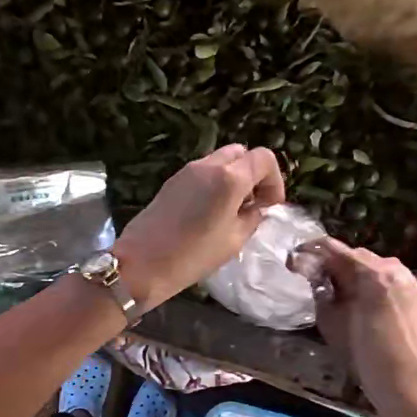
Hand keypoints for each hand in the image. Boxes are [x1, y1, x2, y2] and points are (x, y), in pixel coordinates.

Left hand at [113, 144, 283, 310]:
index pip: (264, 158)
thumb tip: (257, 207)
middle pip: (241, 153)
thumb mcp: (233, 240)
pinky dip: (214, 183)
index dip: (274, 180)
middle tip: (252, 205)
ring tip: (231, 211)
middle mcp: (208, 165)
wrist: (142, 263)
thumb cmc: (193, 256)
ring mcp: (186, 171)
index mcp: (229, 178)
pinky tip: (209, 213)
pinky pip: (202, 173)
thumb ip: (252, 217)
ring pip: (220, 161)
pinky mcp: (172, 181)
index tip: (270, 206)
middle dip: (253, 175)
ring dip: (233, 178)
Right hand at [309, 238, 416, 410]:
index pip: (332, 248)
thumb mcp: (331, 320)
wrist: (407, 381)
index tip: (293, 259)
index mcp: (369, 271)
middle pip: (354, 255)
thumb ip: (320, 291)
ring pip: (372, 266)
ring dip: (352, 272)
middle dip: (333, 262)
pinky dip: (369, 282)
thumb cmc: (363, 353)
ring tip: (335, 289)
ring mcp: (407, 278)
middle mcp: (391, 267)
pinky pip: (386, 278)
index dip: (309, 251)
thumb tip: (312, 274)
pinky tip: (358, 299)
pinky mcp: (414, 293)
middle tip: (313, 278)